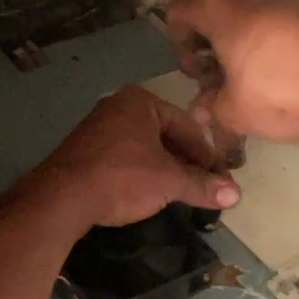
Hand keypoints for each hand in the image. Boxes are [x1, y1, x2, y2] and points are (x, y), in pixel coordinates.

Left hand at [32, 86, 240, 227]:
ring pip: (145, 148)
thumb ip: (202, 185)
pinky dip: (141, 173)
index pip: (187, 125)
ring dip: (165, 169)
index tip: (221, 180)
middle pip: (165, 135)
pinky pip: (124, 158)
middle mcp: (118, 107)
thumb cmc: (122, 178)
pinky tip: (149, 193)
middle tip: (205, 188)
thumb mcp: (168, 181)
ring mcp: (98, 128)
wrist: (62, 197)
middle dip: (186, 162)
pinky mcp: (85, 151)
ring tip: (181, 193)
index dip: (207, 155)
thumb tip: (236, 195)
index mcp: (140, 101)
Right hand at [164, 0, 298, 142]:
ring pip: (251, 10)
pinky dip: (274, 40)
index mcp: (218, 6)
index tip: (196, 71)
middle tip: (220, 76)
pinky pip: (281, 18)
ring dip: (244, 38)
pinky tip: (285, 74)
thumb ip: (212, 108)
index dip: (178, 42)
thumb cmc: (280, 91)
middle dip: (211, 40)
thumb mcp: (235, 111)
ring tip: (253, 76)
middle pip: (214, 7)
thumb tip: (202, 111)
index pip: (178, 11)